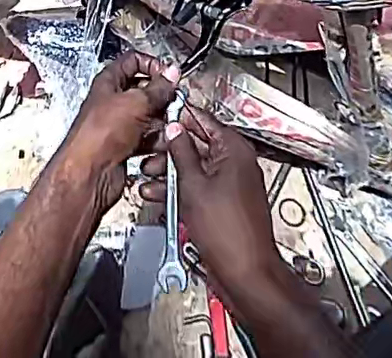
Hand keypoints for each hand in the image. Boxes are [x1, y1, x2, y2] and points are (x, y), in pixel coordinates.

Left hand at [55, 51, 177, 219]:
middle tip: (174, 104)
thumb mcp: (136, 103)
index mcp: (109, 82)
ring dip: (160, 123)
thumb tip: (171, 74)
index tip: (169, 75)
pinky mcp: (124, 146)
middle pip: (143, 91)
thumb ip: (157, 88)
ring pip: (148, 117)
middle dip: (161, 99)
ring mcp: (118, 125)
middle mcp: (112, 101)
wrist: (89, 174)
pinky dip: (155, 142)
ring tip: (168, 127)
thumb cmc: (99, 135)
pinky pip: (146, 139)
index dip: (152, 65)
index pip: (133, 62)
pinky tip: (161, 145)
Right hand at [139, 104, 282, 300]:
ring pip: (195, 166)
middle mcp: (235, 161)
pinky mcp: (224, 203)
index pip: (203, 119)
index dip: (179, 116)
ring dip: (170, 171)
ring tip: (145, 174)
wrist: (246, 276)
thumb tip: (174, 128)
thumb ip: (182, 152)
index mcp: (234, 148)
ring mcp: (230, 183)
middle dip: (169, 148)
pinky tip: (156, 194)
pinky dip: (180, 189)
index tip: (159, 116)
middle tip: (146, 150)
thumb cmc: (227, 231)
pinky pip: (199, 186)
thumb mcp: (194, 184)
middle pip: (197, 143)